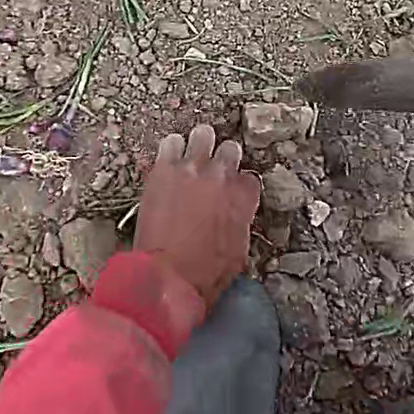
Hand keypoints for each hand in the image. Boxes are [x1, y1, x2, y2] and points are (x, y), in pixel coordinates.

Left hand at [134, 124, 261, 306]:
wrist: (168, 277)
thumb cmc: (205, 274)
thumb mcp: (238, 251)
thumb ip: (240, 222)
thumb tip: (235, 217)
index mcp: (244, 196)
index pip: (249, 177)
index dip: (238, 184)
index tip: (230, 191)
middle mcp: (223, 175)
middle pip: (230, 149)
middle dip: (223, 158)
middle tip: (213, 168)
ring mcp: (192, 168)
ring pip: (203, 135)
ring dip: (199, 144)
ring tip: (192, 154)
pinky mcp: (164, 169)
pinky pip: (171, 143)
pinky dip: (171, 148)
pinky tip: (169, 156)